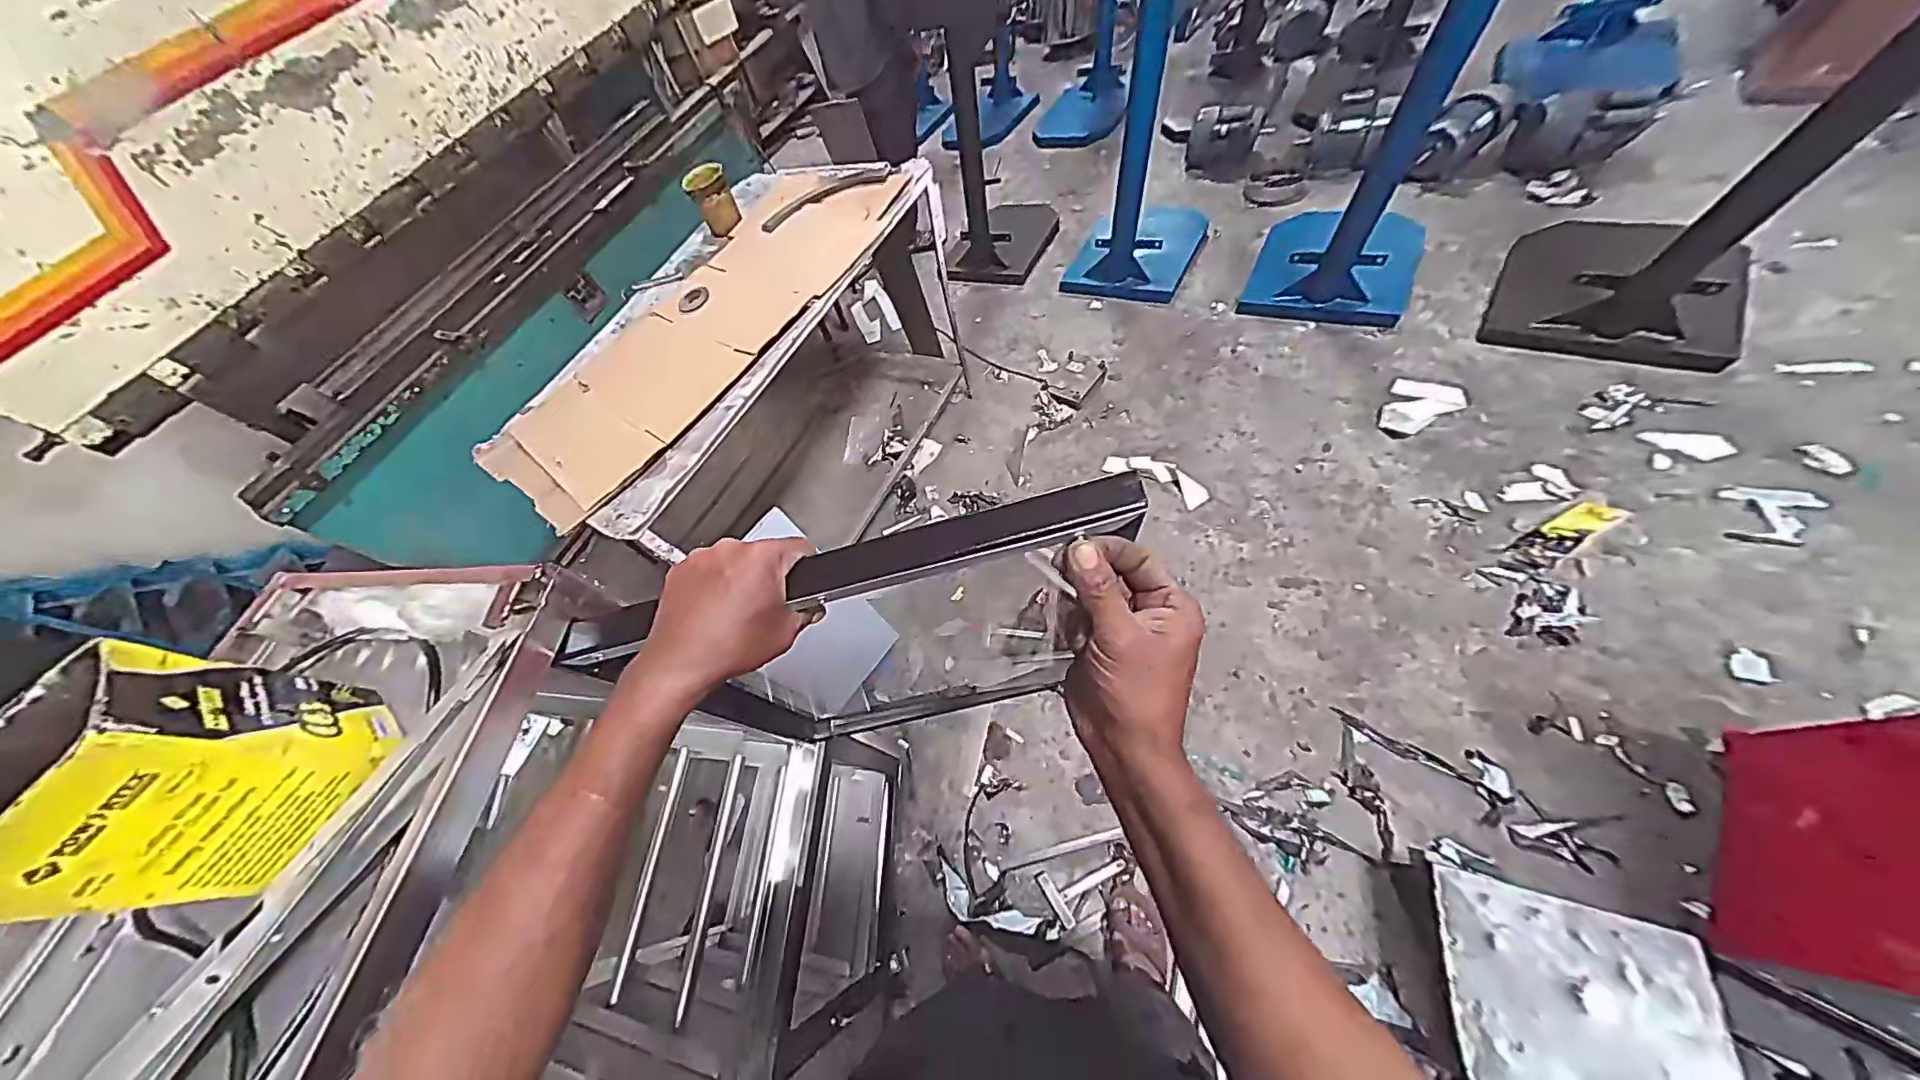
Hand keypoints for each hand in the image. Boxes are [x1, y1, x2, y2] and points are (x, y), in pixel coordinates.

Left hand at [631, 537, 819, 695]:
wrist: (680, 663)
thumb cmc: (725, 648)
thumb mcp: (785, 632)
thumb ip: (805, 611)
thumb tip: (807, 605)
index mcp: (761, 557)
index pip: (799, 547)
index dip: (807, 565)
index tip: (803, 576)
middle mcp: (730, 550)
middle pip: (763, 555)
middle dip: (768, 576)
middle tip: (766, 607)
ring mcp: (702, 558)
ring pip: (734, 562)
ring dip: (739, 579)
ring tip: (736, 612)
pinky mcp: (681, 570)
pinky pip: (708, 570)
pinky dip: (713, 585)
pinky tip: (715, 611)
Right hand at [1060, 537, 1203, 766]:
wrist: (1123, 747)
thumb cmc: (1140, 704)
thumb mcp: (1120, 637)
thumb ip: (1099, 589)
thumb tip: (1084, 552)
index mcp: (1172, 608)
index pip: (1138, 560)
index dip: (1108, 551)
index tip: (1078, 548)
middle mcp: (1149, 615)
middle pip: (1110, 575)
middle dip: (1085, 583)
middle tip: (1066, 586)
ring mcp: (1122, 630)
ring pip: (1088, 596)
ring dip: (1074, 607)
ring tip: (1076, 630)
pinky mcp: (1098, 644)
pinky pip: (1077, 618)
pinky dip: (1068, 624)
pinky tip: (1071, 641)